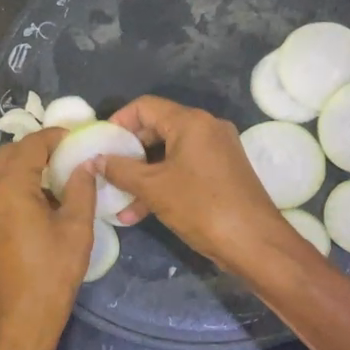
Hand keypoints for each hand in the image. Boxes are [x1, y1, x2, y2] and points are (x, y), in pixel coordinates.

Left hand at [0, 127, 95, 349]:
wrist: (19, 317)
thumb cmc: (52, 273)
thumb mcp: (76, 228)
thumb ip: (81, 189)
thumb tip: (86, 164)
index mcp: (10, 188)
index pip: (32, 145)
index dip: (55, 137)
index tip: (78, 139)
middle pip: (11, 153)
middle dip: (39, 148)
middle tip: (69, 154)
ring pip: (1, 170)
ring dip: (27, 165)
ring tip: (59, 173)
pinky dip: (17, 182)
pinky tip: (43, 197)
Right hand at [100, 96, 312, 274]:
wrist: (253, 242)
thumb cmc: (200, 207)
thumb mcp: (152, 188)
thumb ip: (120, 170)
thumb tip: (95, 160)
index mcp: (191, 122)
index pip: (145, 107)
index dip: (118, 122)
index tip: (99, 144)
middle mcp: (206, 128)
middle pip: (156, 128)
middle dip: (128, 152)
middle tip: (105, 171)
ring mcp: (216, 151)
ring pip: (168, 154)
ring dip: (141, 175)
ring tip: (117, 200)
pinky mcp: (220, 172)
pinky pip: (182, 169)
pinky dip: (161, 184)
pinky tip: (138, 212)